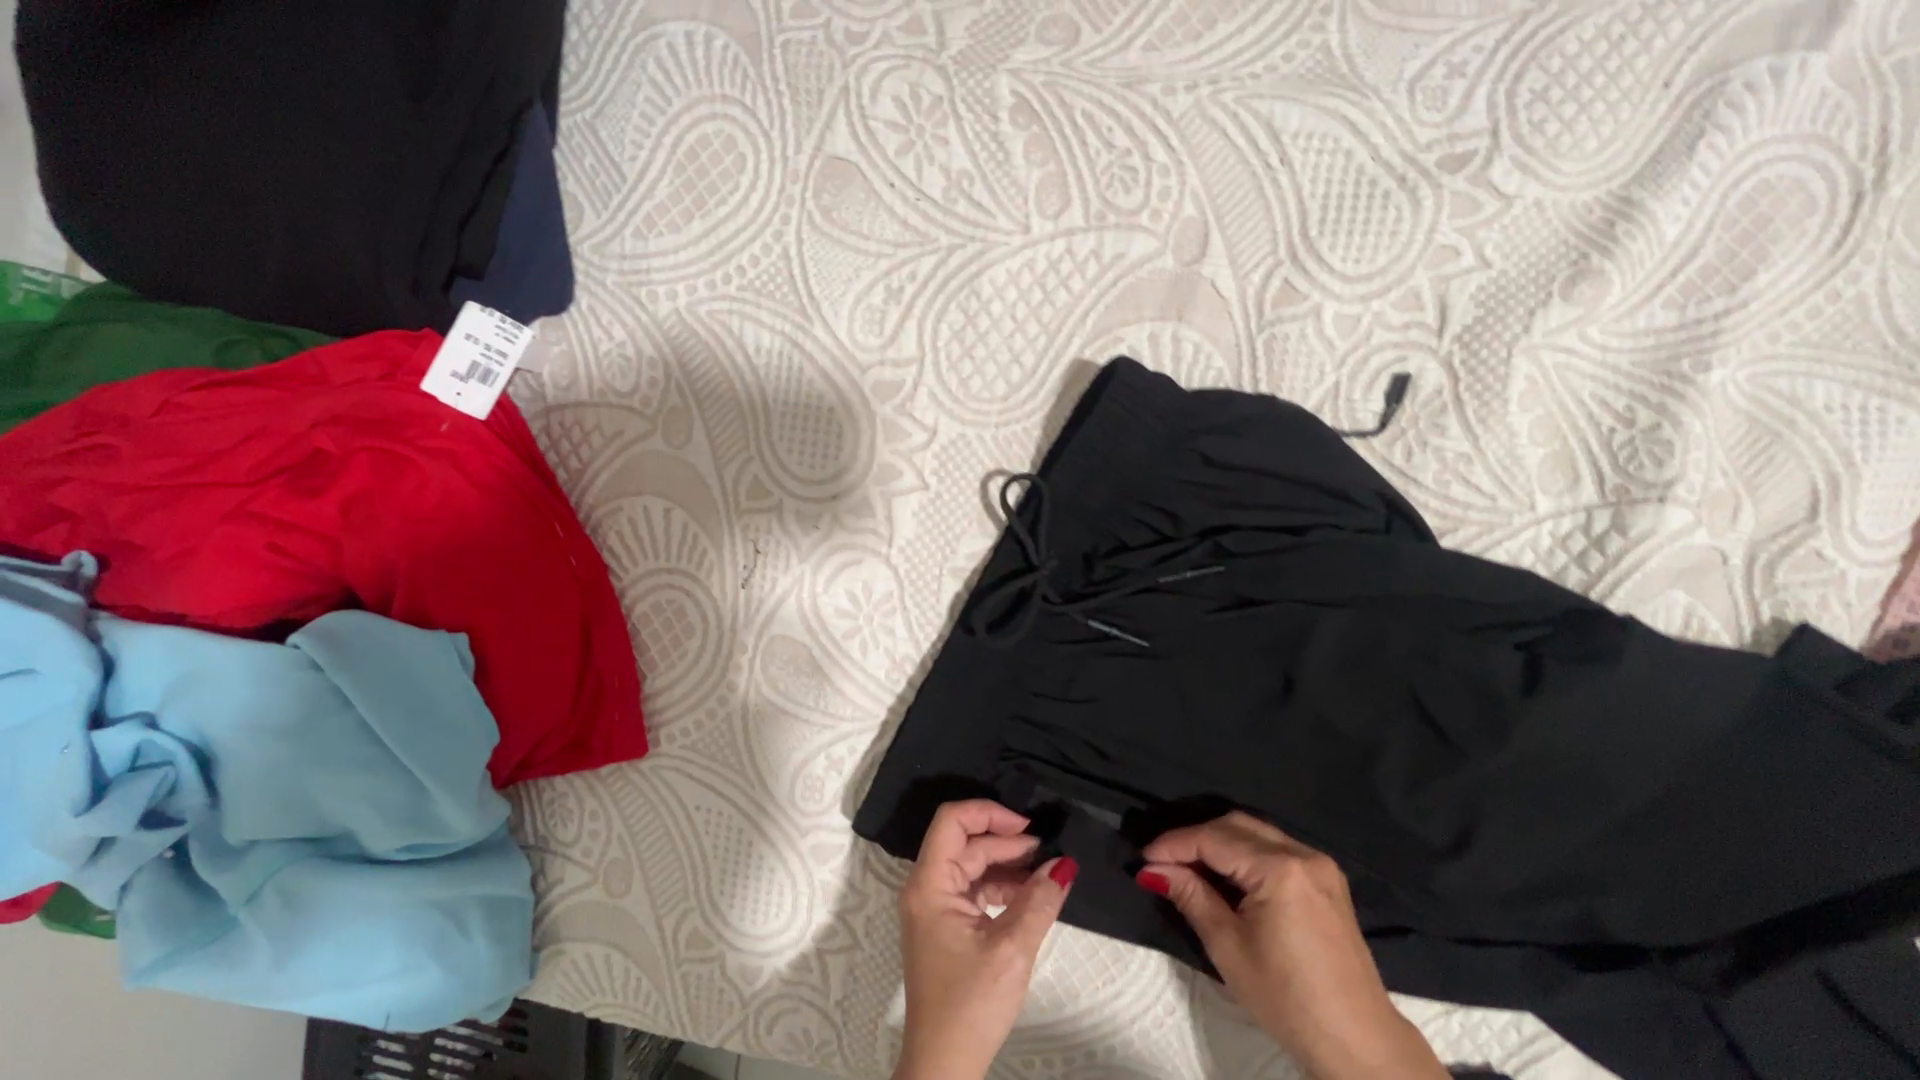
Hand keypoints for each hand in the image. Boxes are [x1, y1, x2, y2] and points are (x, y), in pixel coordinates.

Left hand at [892, 800, 1076, 1079]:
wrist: (945, 1062)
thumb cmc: (971, 1004)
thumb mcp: (1012, 949)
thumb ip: (1039, 902)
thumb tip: (1065, 865)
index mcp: (929, 885)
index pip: (952, 822)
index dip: (989, 813)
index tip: (1028, 825)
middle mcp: (927, 889)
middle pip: (965, 843)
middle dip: (1007, 841)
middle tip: (1050, 850)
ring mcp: (936, 908)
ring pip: (972, 866)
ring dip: (1008, 865)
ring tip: (1048, 873)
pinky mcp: (948, 927)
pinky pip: (975, 890)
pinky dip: (1003, 888)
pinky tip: (1033, 896)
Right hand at [1137, 812, 1446, 1079]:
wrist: (1355, 1038)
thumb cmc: (1285, 997)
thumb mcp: (1227, 946)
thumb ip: (1191, 896)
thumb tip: (1154, 869)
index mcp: (1280, 869)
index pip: (1214, 838)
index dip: (1174, 844)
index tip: (1143, 859)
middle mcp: (1303, 854)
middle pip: (1237, 825)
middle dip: (1195, 838)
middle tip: (1161, 862)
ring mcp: (1321, 866)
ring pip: (1257, 834)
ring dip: (1220, 843)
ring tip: (1187, 867)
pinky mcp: (1328, 882)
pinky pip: (1277, 850)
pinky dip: (1245, 854)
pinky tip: (1226, 876)